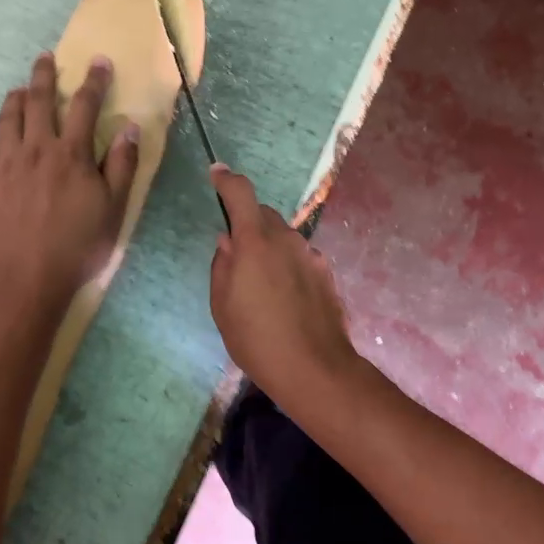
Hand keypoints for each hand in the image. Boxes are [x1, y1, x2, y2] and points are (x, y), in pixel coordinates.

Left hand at [0, 52, 139, 311]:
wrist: (26, 278)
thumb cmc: (77, 245)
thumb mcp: (113, 207)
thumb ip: (121, 164)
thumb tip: (129, 127)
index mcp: (70, 153)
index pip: (84, 105)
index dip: (94, 81)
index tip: (99, 62)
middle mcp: (35, 149)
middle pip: (37, 101)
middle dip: (43, 75)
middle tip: (45, 58)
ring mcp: (6, 165)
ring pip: (7, 119)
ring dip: (14, 99)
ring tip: (19, 89)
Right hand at [210, 165, 361, 404]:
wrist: (316, 370)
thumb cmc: (257, 340)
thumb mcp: (222, 306)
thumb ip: (222, 266)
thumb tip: (228, 242)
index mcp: (253, 242)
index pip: (240, 193)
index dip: (226, 180)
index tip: (217, 173)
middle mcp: (285, 239)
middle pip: (263, 215)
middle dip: (248, 226)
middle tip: (238, 258)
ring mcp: (310, 254)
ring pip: (283, 238)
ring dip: (270, 248)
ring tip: (263, 287)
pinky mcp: (326, 273)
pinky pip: (299, 258)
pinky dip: (288, 267)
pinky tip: (286, 300)